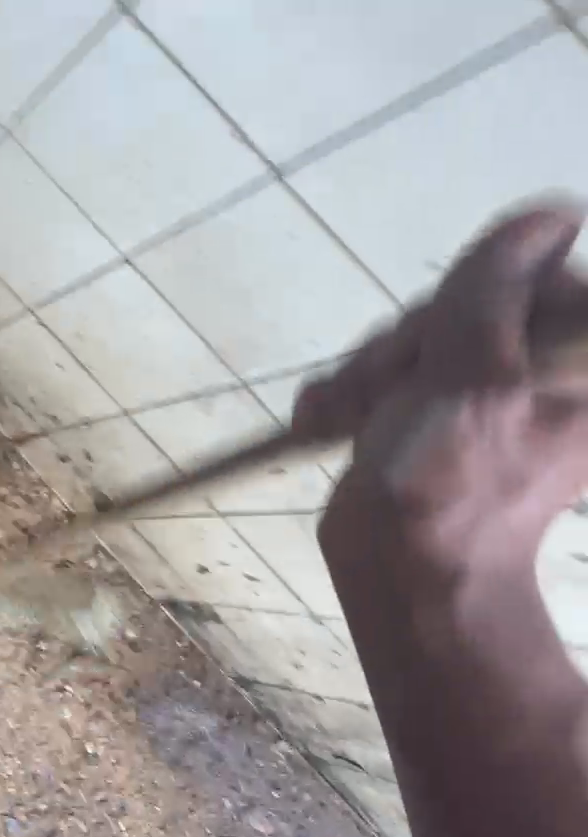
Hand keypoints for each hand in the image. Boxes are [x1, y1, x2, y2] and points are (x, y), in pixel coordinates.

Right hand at [297, 202, 587, 574]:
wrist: (405, 568)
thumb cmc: (451, 483)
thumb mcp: (474, 384)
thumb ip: (494, 300)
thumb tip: (540, 217)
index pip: (536, 275)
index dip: (470, 305)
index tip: (432, 358)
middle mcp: (558, 363)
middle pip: (467, 306)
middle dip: (401, 349)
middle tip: (380, 397)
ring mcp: (495, 389)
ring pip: (417, 340)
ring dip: (363, 375)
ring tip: (344, 419)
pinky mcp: (441, 409)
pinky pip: (391, 373)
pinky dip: (350, 395)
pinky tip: (328, 421)